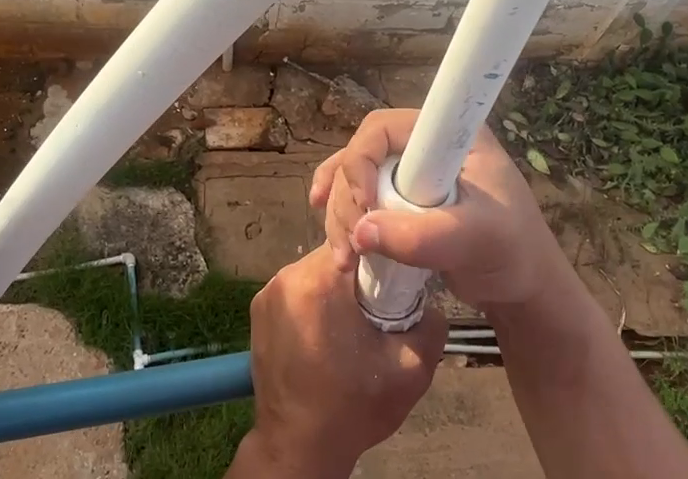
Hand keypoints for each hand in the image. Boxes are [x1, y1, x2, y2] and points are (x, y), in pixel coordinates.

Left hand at [230, 244, 445, 477]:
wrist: (299, 445)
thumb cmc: (354, 405)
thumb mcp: (411, 369)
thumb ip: (430, 323)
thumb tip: (429, 299)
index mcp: (320, 280)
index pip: (359, 242)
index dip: (382, 258)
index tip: (395, 281)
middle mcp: (287, 277)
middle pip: (335, 257)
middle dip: (357, 277)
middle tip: (377, 309)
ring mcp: (268, 293)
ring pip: (314, 273)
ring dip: (334, 291)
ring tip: (351, 326)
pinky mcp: (257, 310)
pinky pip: (296, 291)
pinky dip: (313, 304)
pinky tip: (326, 335)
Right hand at [311, 108, 565, 311]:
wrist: (525, 289)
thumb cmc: (514, 254)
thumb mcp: (475, 240)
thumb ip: (422, 236)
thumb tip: (361, 232)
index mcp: (448, 136)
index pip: (384, 128)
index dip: (362, 158)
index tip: (363, 202)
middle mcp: (425, 146)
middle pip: (362, 155)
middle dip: (346, 198)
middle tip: (350, 245)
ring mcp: (411, 173)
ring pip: (353, 179)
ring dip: (340, 215)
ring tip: (344, 260)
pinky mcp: (402, 200)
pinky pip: (358, 198)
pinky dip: (342, 216)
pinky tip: (330, 234)